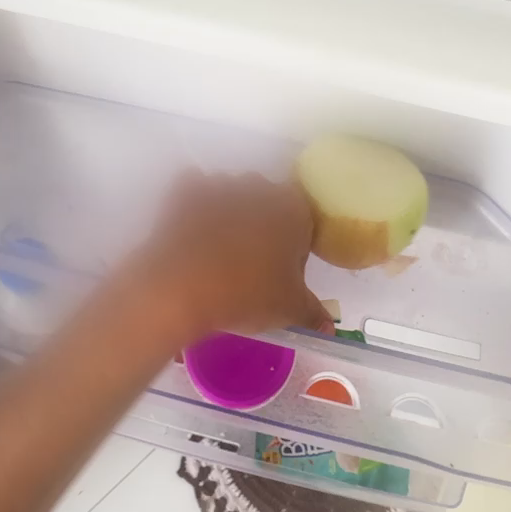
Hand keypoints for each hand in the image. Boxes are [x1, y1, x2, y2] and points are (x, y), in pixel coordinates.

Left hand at [119, 172, 334, 344]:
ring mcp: (221, 184)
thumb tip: (328, 327)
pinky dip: (194, 208)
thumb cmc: (248, 294)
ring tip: (216, 257)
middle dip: (262, 229)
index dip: (294, 249)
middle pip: (268, 205)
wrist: (182, 288)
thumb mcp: (290, 310)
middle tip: (251, 268)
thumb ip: (313, 312)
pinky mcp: (186, 191)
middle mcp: (260, 186)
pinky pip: (195, 193)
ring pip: (233, 198)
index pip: (303, 223)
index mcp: (294, 208)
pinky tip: (192, 236)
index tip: (281, 275)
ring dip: (229, 218)